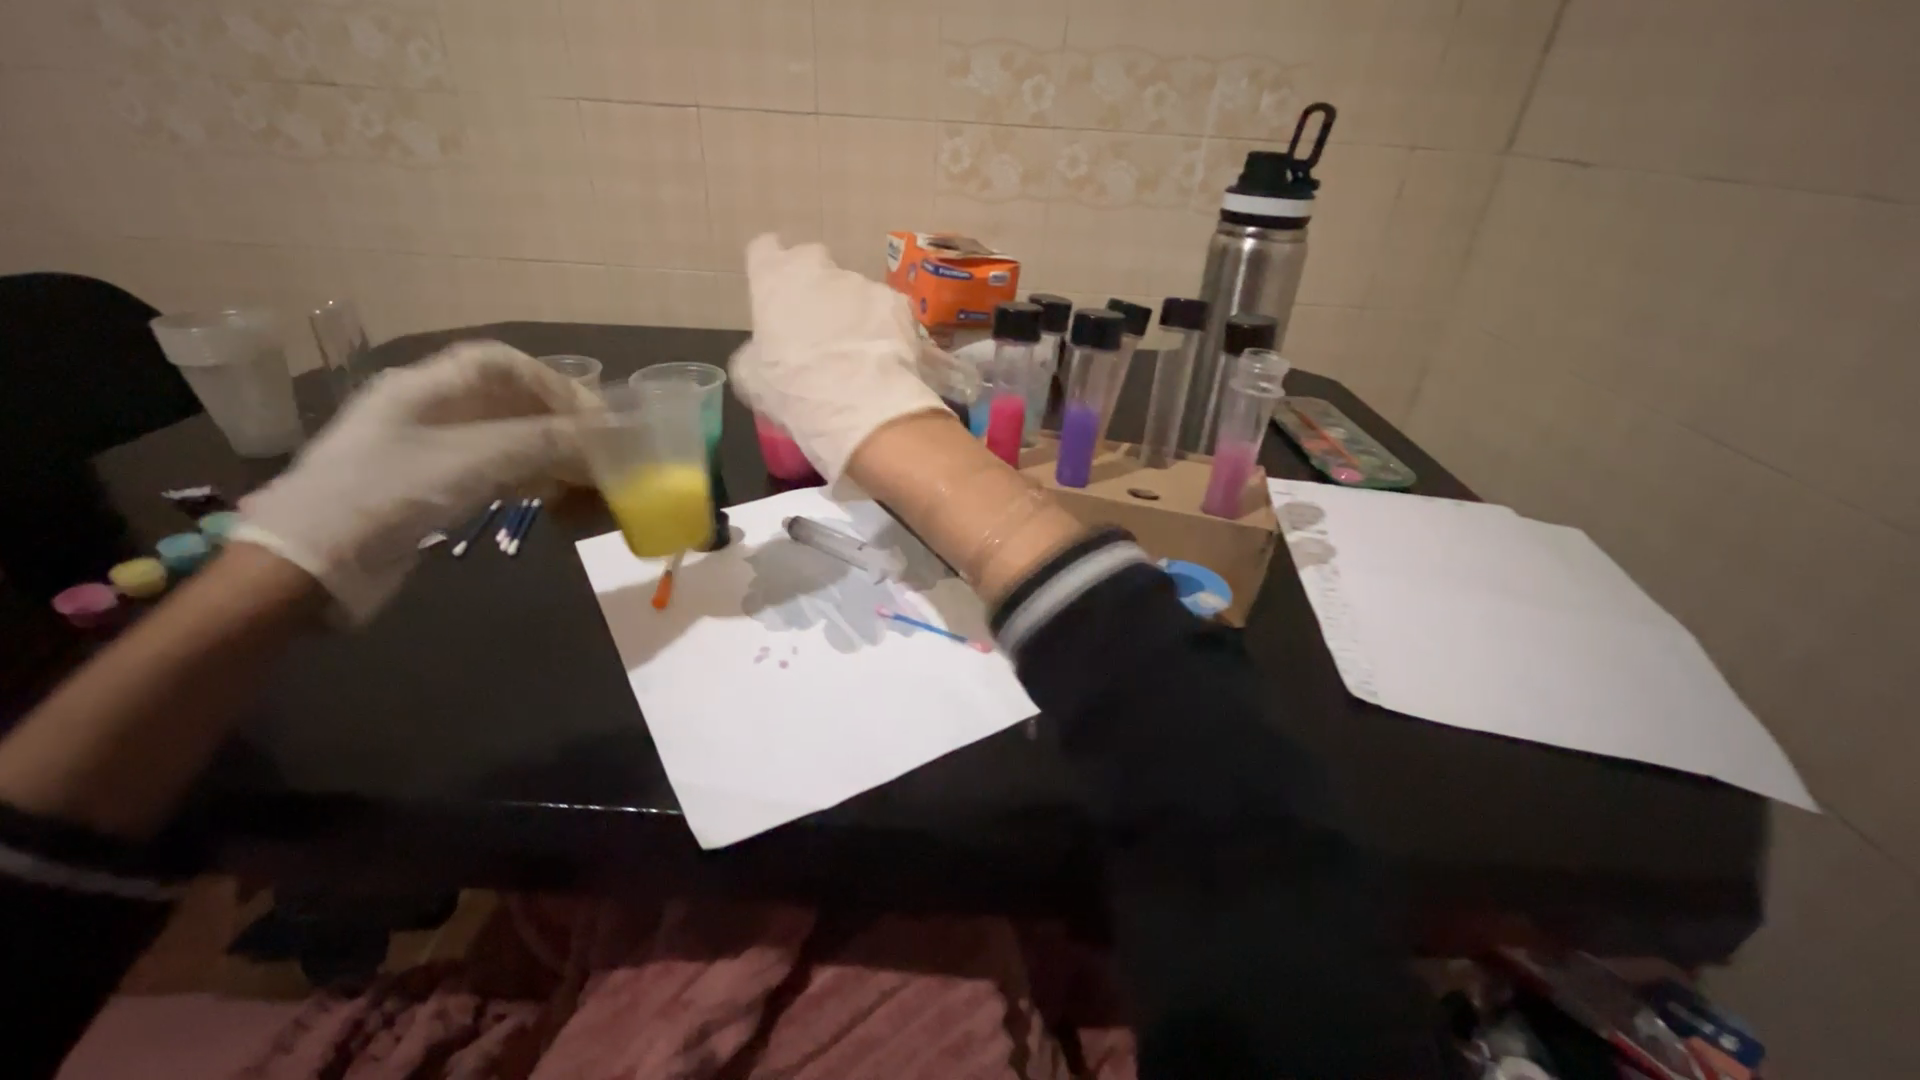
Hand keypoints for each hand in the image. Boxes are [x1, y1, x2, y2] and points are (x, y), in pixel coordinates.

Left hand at [234, 341, 593, 623]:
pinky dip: (525, 477)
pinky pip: (489, 470)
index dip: (550, 381)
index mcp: (424, 387)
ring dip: (544, 451)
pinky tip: (550, 495)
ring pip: (501, 437)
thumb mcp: (471, 460)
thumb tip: (599, 434)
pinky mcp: (428, 489)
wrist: (312, 562)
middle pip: (504, 399)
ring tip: (582, 474)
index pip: (500, 363)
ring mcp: (426, 451)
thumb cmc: (388, 494)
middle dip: (554, 418)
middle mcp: (426, 410)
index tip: (591, 415)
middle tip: (596, 446)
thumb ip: (539, 441)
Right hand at [728, 234, 951, 483]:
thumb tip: (761, 353)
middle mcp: (818, 268)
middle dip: (813, 288)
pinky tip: (882, 359)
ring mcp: (862, 283)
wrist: (858, 406)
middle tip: (815, 327)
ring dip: (851, 312)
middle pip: (813, 264)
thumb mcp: (752, 377)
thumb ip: (755, 350)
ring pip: (853, 290)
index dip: (770, 270)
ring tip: (855, 353)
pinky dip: (883, 329)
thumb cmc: (792, 390)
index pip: (764, 250)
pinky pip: (886, 311)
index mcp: (774, 278)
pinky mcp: (899, 303)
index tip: (774, 291)